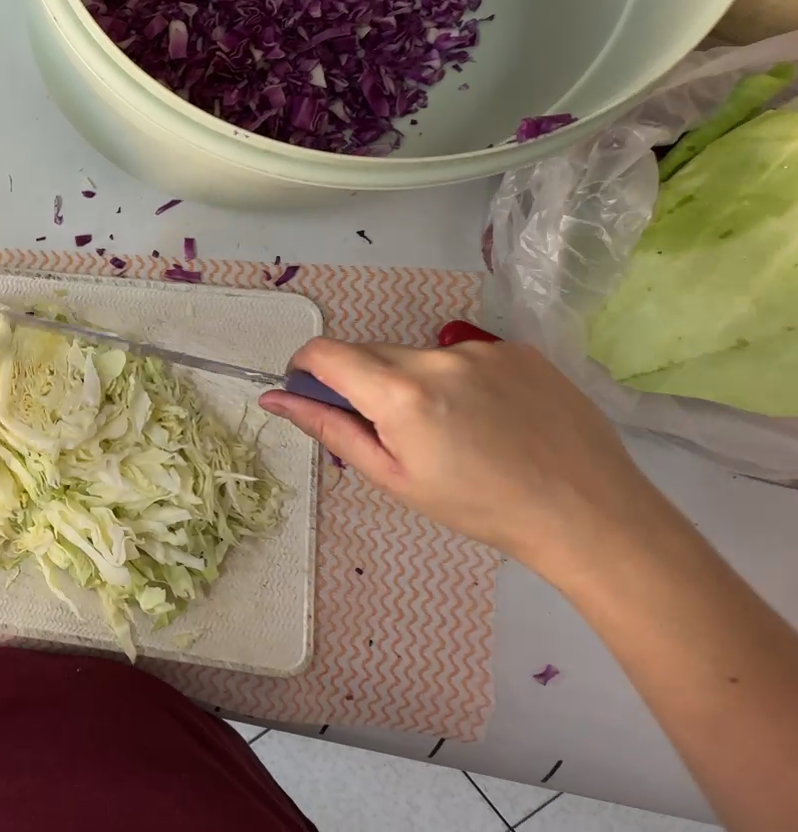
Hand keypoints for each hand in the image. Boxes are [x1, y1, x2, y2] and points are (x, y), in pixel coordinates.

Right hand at [258, 338, 662, 572]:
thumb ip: (328, 428)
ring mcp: (482, 350)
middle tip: (391, 430)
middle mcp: (436, 358)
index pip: (323, 352)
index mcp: (399, 393)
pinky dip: (455, 379)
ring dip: (409, 381)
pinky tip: (486, 416)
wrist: (592, 515)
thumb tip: (273, 398)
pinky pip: (460, 355)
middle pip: (367, 352)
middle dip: (361, 382)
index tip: (314, 397)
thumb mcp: (391, 476)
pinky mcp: (519, 350)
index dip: (305, 369)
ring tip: (451, 428)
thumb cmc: (478, 506)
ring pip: (413, 355)